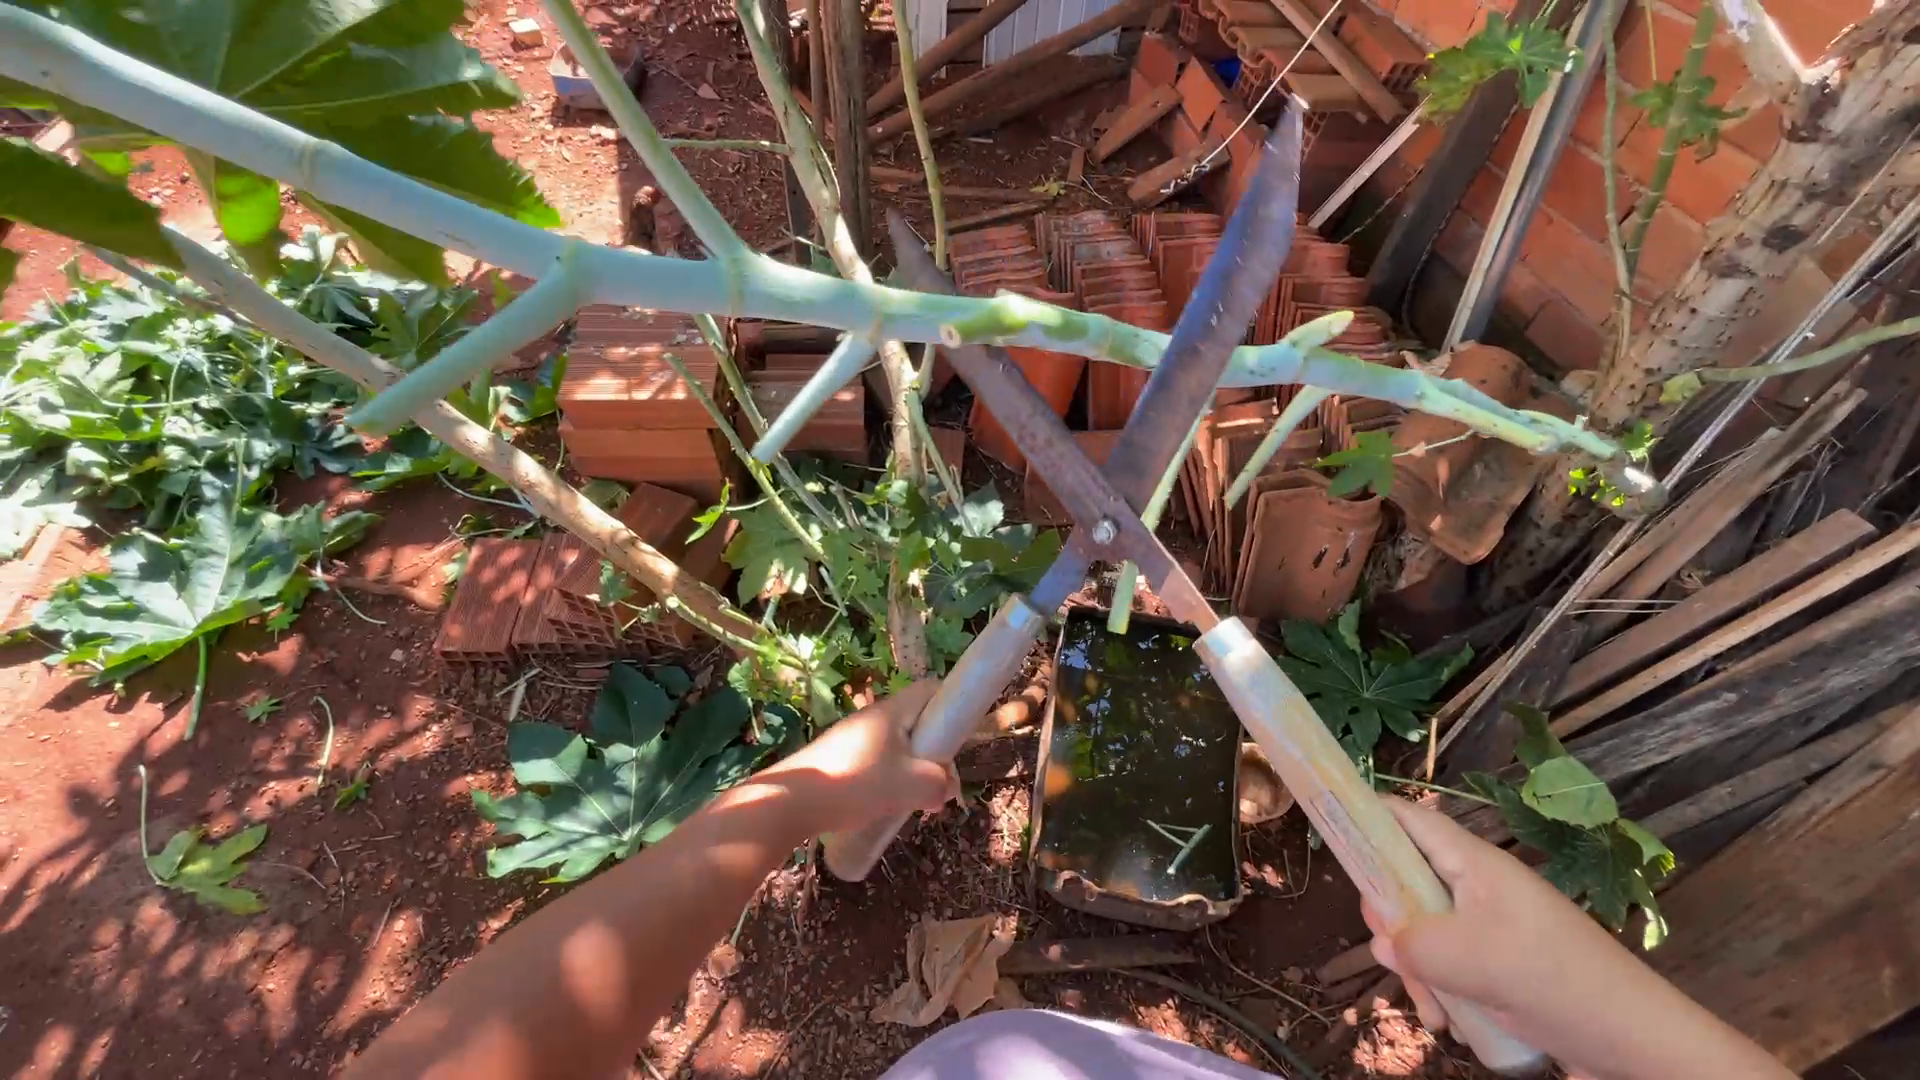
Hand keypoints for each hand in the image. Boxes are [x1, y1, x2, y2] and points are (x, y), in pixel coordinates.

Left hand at [753, 680, 957, 837]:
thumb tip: (946, 787)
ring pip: (896, 746)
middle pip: (916, 722)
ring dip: (911, 770)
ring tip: (913, 800)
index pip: (932, 690)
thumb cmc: (856, 784)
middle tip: (939, 782)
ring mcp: (853, 737)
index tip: (963, 736)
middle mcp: (873, 717)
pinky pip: (876, 761)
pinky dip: (888, 779)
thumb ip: (938, 783)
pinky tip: (884, 805)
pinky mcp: (838, 758)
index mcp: (893, 711)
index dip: (953, 706)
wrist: (792, 802)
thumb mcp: (910, 786)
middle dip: (934, 751)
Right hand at [1363, 797, 1792, 1079]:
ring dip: (1413, 966)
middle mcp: (1476, 886)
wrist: (1644, 1048)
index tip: (1330, 833)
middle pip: (1402, 879)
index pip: (1406, 817)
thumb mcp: (1472, 960)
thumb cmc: (1558, 982)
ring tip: (1429, 1008)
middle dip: (1388, 919)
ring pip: (1420, 928)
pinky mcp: (1498, 963)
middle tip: (1393, 952)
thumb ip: (1411, 943)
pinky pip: (1446, 962)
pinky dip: (1437, 988)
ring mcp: (1488, 925)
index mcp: (1472, 864)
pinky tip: (1445, 1021)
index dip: (1364, 814)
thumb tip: (1385, 942)